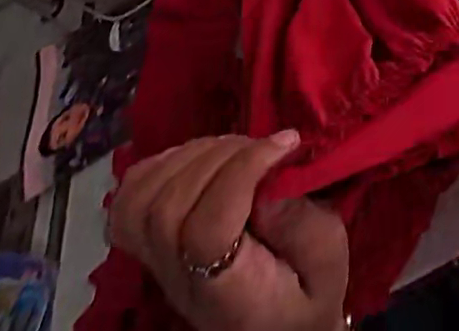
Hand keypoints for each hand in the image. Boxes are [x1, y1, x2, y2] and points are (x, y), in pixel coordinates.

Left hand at [108, 132, 347, 330]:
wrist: (275, 324)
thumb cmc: (306, 292)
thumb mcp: (329, 264)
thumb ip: (307, 229)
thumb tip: (271, 186)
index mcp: (229, 295)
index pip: (205, 233)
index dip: (241, 173)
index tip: (286, 144)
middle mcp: (180, 282)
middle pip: (168, 210)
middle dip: (222, 157)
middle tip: (266, 146)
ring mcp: (155, 264)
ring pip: (142, 199)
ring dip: (194, 154)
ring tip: (237, 148)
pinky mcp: (148, 243)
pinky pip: (129, 196)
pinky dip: (160, 164)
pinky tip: (200, 158)